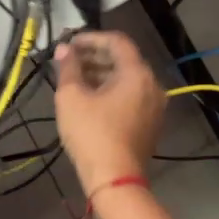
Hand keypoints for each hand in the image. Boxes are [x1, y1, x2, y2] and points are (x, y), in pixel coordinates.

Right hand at [53, 31, 165, 195]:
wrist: (115, 180)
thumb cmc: (91, 133)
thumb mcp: (71, 97)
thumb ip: (68, 67)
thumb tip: (64, 49)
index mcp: (137, 74)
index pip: (117, 41)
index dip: (91, 38)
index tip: (69, 43)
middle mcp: (152, 86)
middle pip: (124, 60)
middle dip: (94, 56)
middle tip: (69, 61)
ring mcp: (154, 106)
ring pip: (127, 79)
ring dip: (101, 74)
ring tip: (75, 80)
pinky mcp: (150, 124)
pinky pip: (131, 96)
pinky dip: (111, 91)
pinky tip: (90, 99)